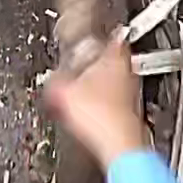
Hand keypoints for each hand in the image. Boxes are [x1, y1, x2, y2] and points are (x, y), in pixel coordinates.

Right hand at [45, 38, 147, 167]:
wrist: (119, 146)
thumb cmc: (99, 114)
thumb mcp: (65, 92)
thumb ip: (56, 82)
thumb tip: (49, 80)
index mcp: (114, 59)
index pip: (115, 38)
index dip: (106, 36)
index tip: (100, 38)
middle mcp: (128, 73)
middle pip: (117, 59)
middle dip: (103, 62)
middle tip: (90, 65)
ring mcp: (133, 93)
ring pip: (120, 80)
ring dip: (107, 83)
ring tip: (91, 89)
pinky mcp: (132, 113)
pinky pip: (120, 101)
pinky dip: (109, 103)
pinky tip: (97, 112)